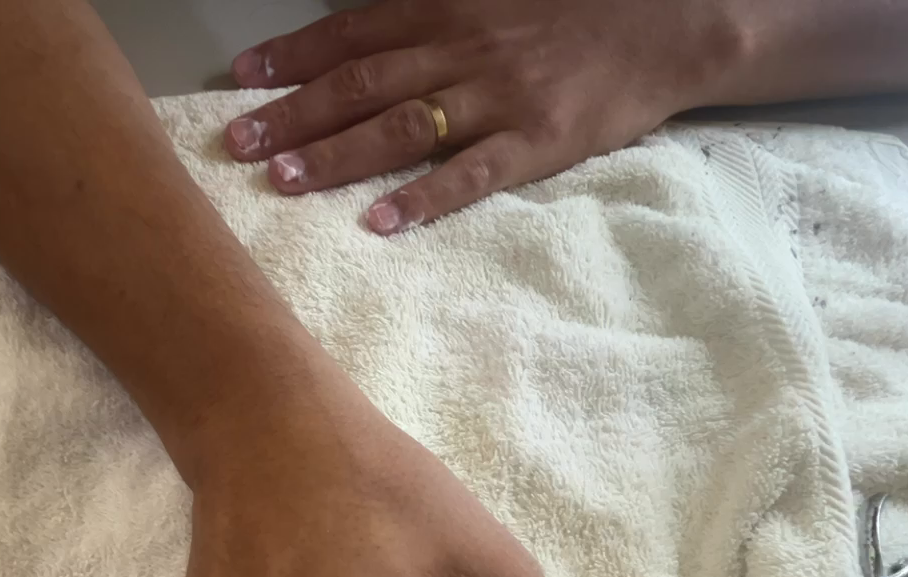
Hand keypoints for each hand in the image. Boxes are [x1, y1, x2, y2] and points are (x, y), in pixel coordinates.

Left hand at [221, 0, 751, 232]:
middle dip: (294, 115)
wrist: (669, 22)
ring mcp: (498, 98)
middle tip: (239, 147)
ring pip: (402, 127)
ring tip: (285, 183)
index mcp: (449, 6)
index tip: (241, 82)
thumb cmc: (573, 8)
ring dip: (339, 156)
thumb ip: (431, 9)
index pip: (352, 32)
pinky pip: (471, 175)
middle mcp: (462, 47)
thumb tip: (364, 31)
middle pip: (361, 83)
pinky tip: (382, 223)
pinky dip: (425, 199)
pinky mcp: (536, 143)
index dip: (293, 56)